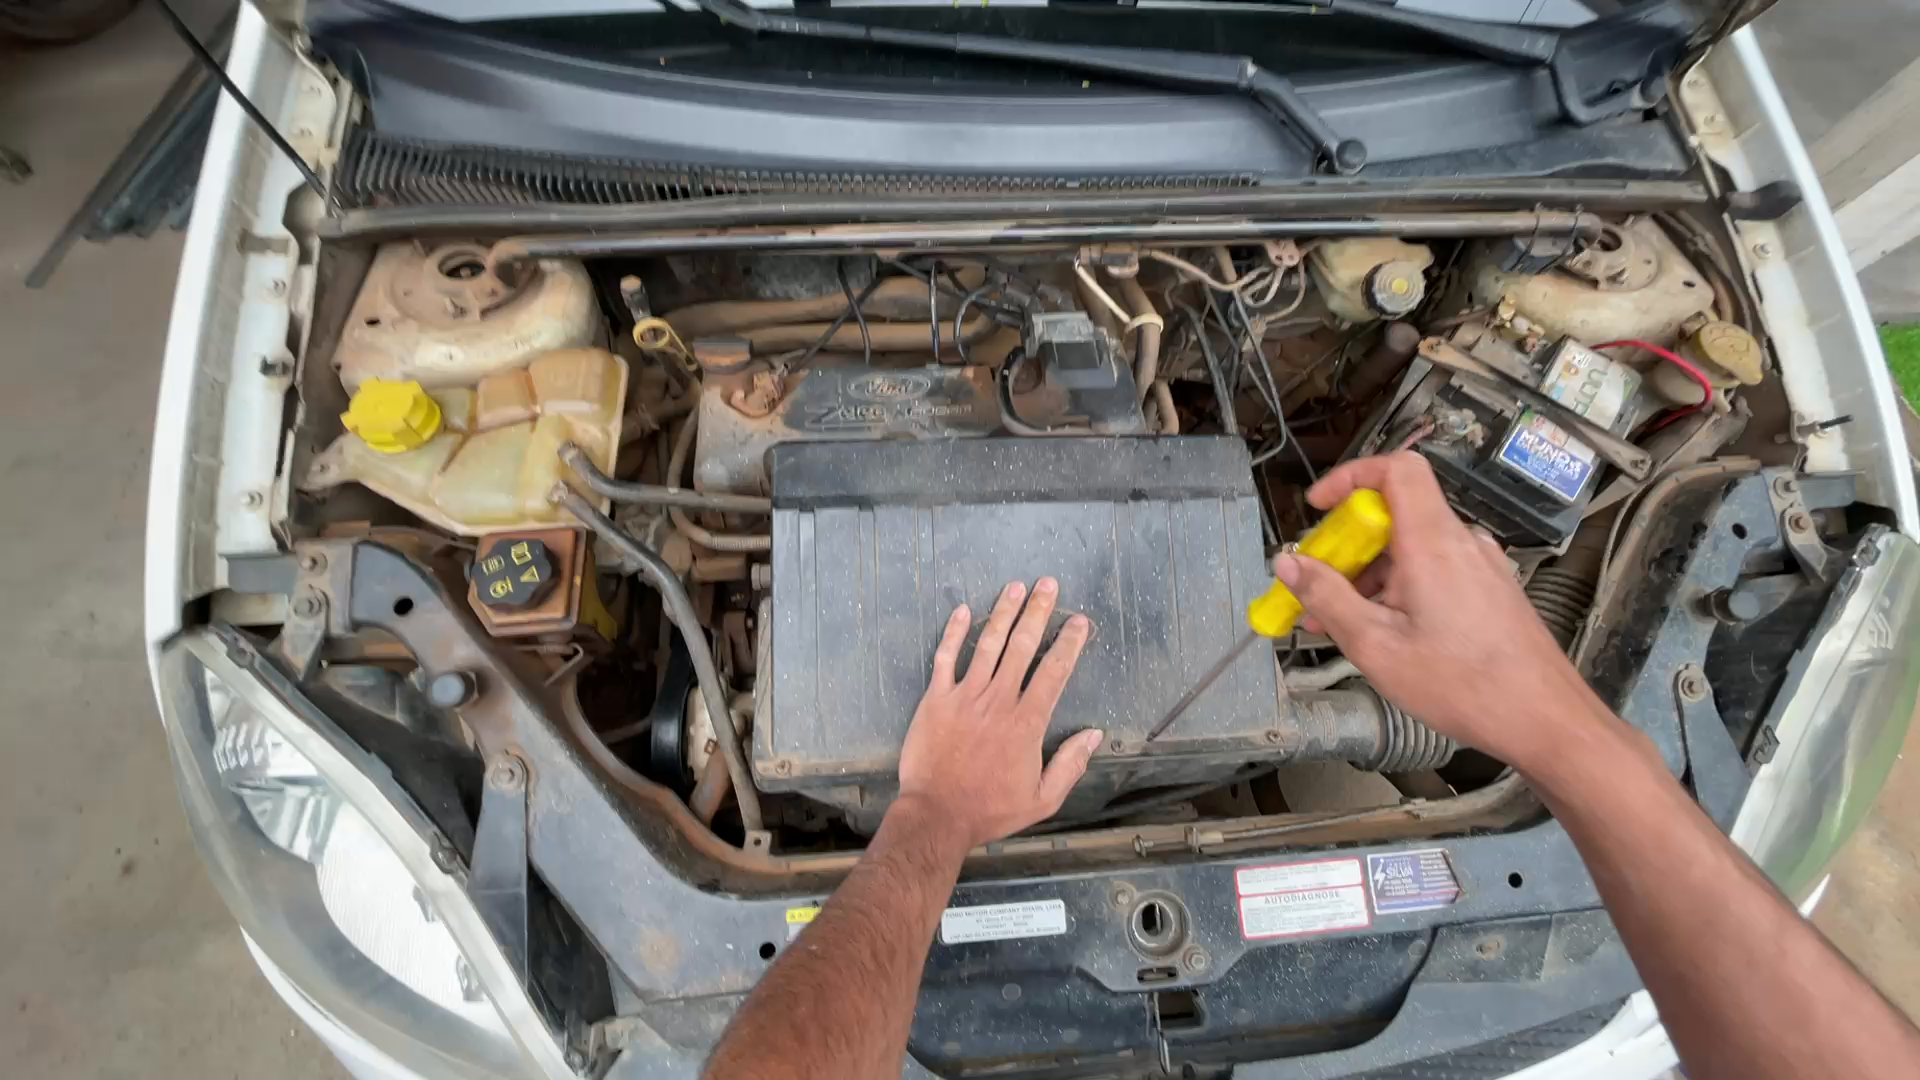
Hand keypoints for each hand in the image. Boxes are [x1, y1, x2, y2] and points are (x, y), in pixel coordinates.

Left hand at [894, 577, 1103, 850]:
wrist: (937, 814)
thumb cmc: (990, 809)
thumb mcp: (1042, 799)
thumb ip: (1070, 764)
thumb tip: (1094, 735)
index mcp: (1027, 722)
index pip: (1054, 672)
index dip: (1069, 643)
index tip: (1079, 621)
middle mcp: (998, 700)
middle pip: (1023, 646)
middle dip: (1037, 612)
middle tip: (1048, 584)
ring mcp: (965, 695)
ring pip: (988, 644)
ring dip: (1003, 613)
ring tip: (1015, 587)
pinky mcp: (936, 698)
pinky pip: (945, 658)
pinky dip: (954, 633)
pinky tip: (963, 611)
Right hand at [1273, 453, 1610, 772]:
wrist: (1545, 724)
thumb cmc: (1462, 685)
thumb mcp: (1373, 644)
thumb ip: (1325, 596)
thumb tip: (1286, 562)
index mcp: (1433, 544)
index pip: (1397, 469)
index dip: (1350, 477)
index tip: (1318, 508)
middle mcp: (1460, 543)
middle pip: (1392, 514)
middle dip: (1344, 545)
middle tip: (1314, 584)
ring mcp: (1478, 565)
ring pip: (1407, 547)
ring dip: (1365, 573)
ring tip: (1337, 620)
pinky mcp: (1487, 588)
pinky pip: (1429, 569)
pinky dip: (1394, 587)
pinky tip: (1378, 630)